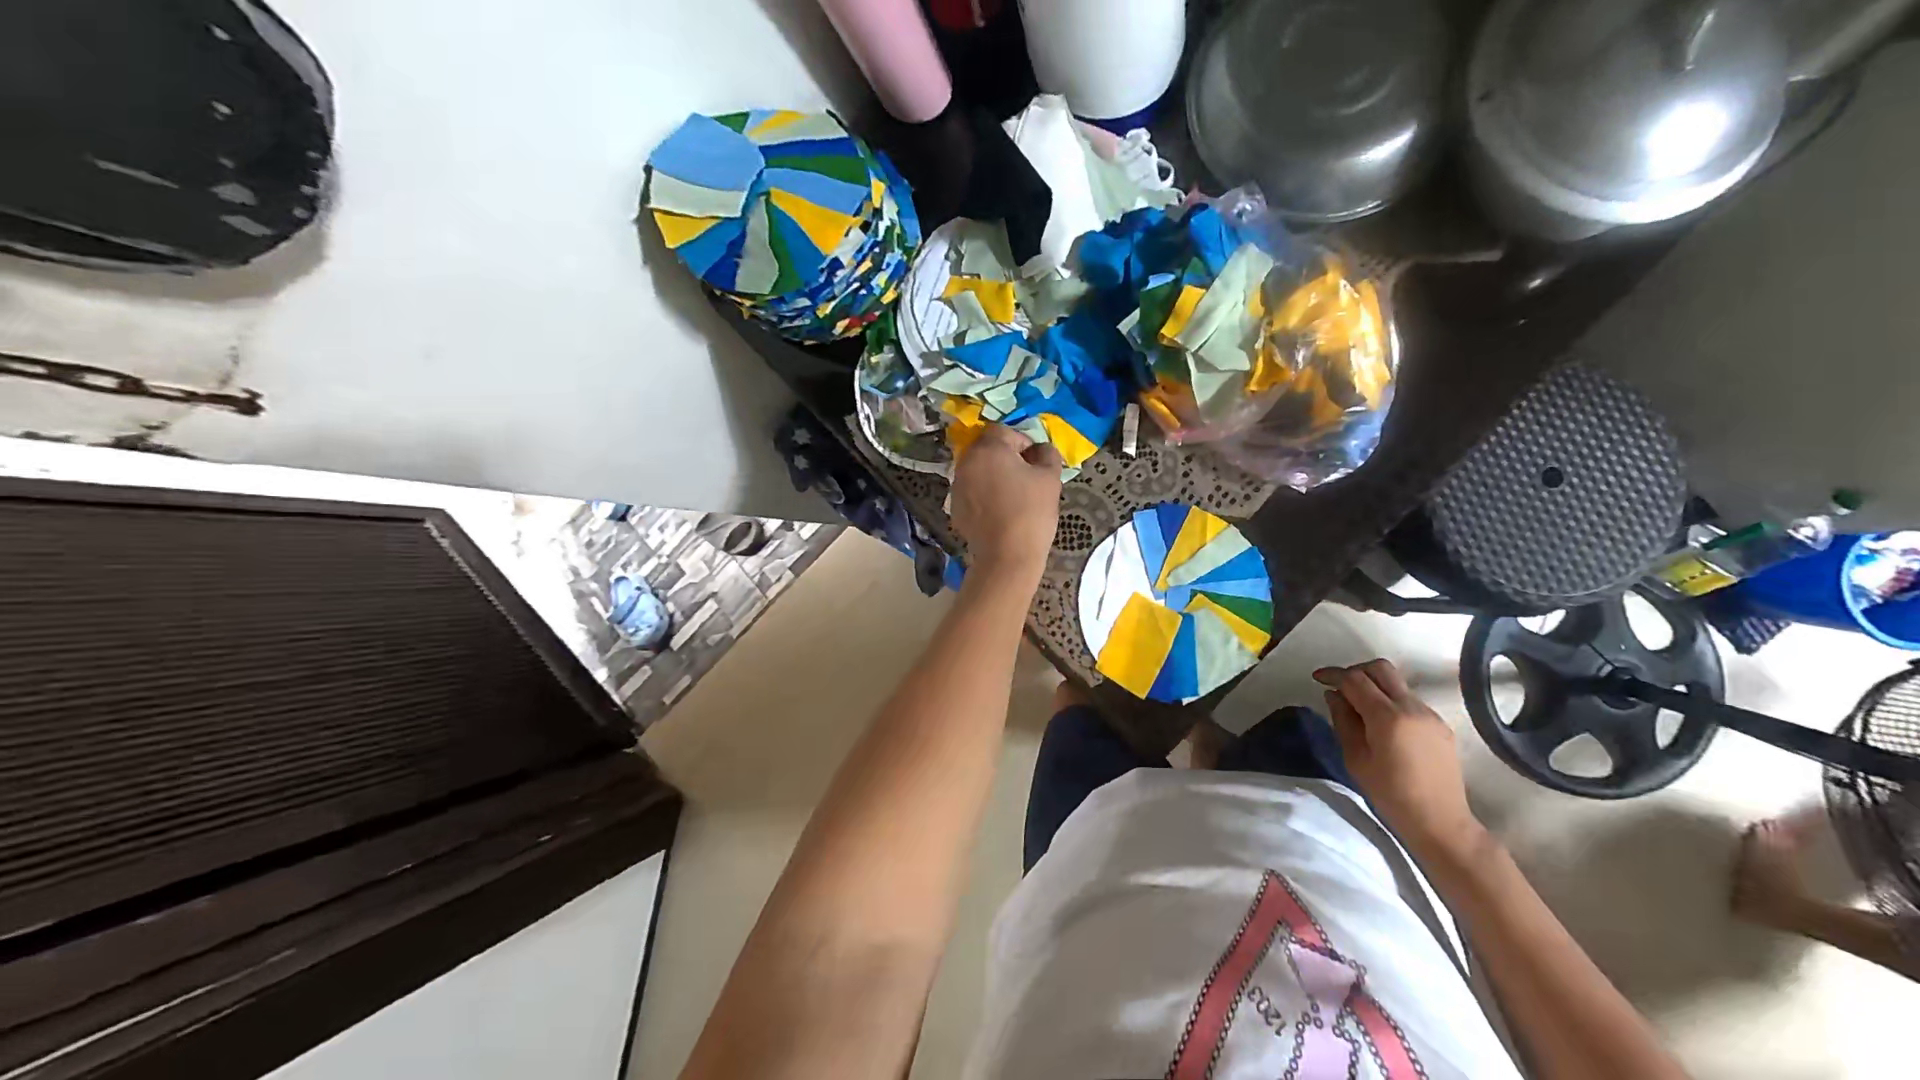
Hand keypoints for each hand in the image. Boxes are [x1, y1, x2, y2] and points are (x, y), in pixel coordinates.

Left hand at [950, 425, 1062, 581]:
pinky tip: (1000, 511)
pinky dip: (984, 494)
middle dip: (1006, 457)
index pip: (1003, 431)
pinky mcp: (955, 507)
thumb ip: (1047, 454)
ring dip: (994, 475)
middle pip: (987, 449)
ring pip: (978, 470)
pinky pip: (972, 491)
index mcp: (987, 449)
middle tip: (1026, 477)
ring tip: (1014, 495)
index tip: (1036, 461)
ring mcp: (957, 486)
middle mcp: (966, 463)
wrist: (1007, 556)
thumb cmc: (1031, 512)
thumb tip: (1040, 449)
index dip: (1022, 442)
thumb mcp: (1050, 478)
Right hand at [1314, 660, 1483, 861]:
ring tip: (1357, 707)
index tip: (1317, 678)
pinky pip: (1409, 700)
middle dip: (1355, 671)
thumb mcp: (1355, 758)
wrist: (1439, 821)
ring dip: (1374, 686)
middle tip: (1339, 686)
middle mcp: (1412, 708)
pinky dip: (1390, 700)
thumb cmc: (1390, 794)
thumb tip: (1334, 695)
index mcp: (1388, 717)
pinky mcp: (1440, 725)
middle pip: (1381, 669)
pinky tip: (1381, 723)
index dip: (1333, 674)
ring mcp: (1430, 715)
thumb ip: (1343, 720)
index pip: (1356, 680)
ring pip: (1397, 683)